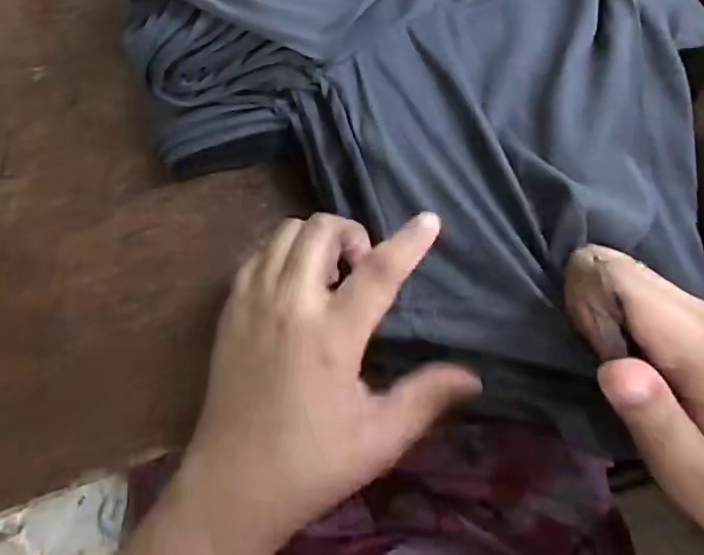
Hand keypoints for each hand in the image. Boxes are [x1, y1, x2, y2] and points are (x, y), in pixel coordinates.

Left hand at [149, 213, 480, 554]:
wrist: (231, 483)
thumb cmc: (312, 462)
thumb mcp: (379, 438)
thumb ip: (425, 398)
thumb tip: (473, 377)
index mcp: (332, 335)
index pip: (379, 272)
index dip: (408, 241)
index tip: (429, 219)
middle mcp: (291, 303)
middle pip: (322, 229)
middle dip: (351, 233)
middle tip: (361, 268)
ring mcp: (254, 298)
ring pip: (287, 231)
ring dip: (315, 239)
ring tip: (328, 275)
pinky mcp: (230, 305)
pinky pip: (259, 251)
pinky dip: (282, 252)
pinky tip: (293, 285)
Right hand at [565, 247, 703, 554]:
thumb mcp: (697, 482)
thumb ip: (655, 421)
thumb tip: (612, 367)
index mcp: (699, 344)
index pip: (615, 274)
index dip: (584, 298)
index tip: (590, 349)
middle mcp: (703, 312)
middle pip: (617, 263)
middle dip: (587, 296)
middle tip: (595, 354)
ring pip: (627, 270)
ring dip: (600, 302)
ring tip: (611, 358)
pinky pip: (642, 288)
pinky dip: (617, 308)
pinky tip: (630, 355)